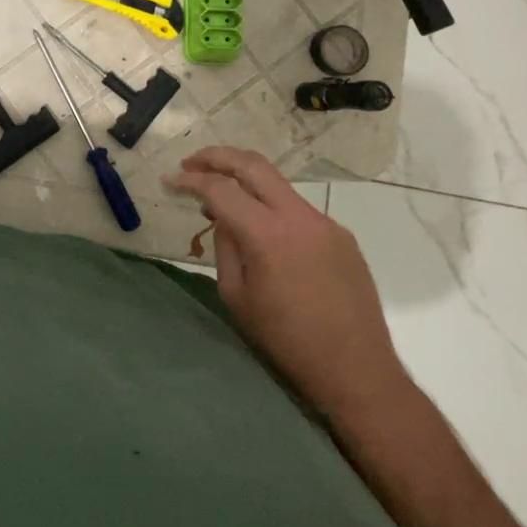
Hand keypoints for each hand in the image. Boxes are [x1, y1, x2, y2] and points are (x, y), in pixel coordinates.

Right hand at [168, 147, 407, 416]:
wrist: (356, 369)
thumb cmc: (286, 340)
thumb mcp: (236, 296)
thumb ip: (225, 247)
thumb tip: (223, 218)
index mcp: (267, 234)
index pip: (220, 188)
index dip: (190, 179)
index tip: (170, 179)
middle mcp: (298, 216)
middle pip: (253, 164)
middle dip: (217, 157)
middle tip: (192, 162)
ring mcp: (325, 223)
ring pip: (278, 185)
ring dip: (246, 181)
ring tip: (223, 198)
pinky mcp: (342, 236)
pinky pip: (298, 211)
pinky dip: (272, 208)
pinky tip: (263, 233)